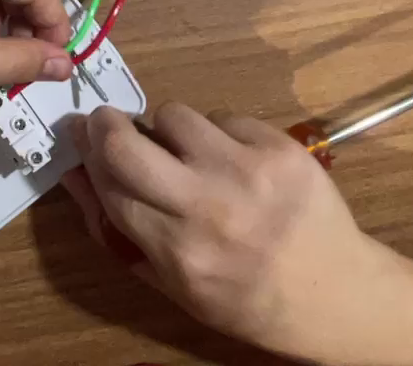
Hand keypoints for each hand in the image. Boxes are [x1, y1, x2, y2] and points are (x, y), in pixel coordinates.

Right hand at [63, 105, 412, 364]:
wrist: (341, 297)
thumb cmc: (246, 298)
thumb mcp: (172, 284)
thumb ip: (114, 229)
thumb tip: (72, 169)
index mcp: (179, 253)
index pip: (107, 184)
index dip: (87, 154)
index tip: (81, 135)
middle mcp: (209, 209)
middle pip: (124, 142)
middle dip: (105, 124)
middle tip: (109, 124)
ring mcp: (247, 172)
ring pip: (172, 115)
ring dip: (169, 131)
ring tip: (189, 155)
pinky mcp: (279, 146)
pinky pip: (221, 116)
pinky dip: (218, 134)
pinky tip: (234, 162)